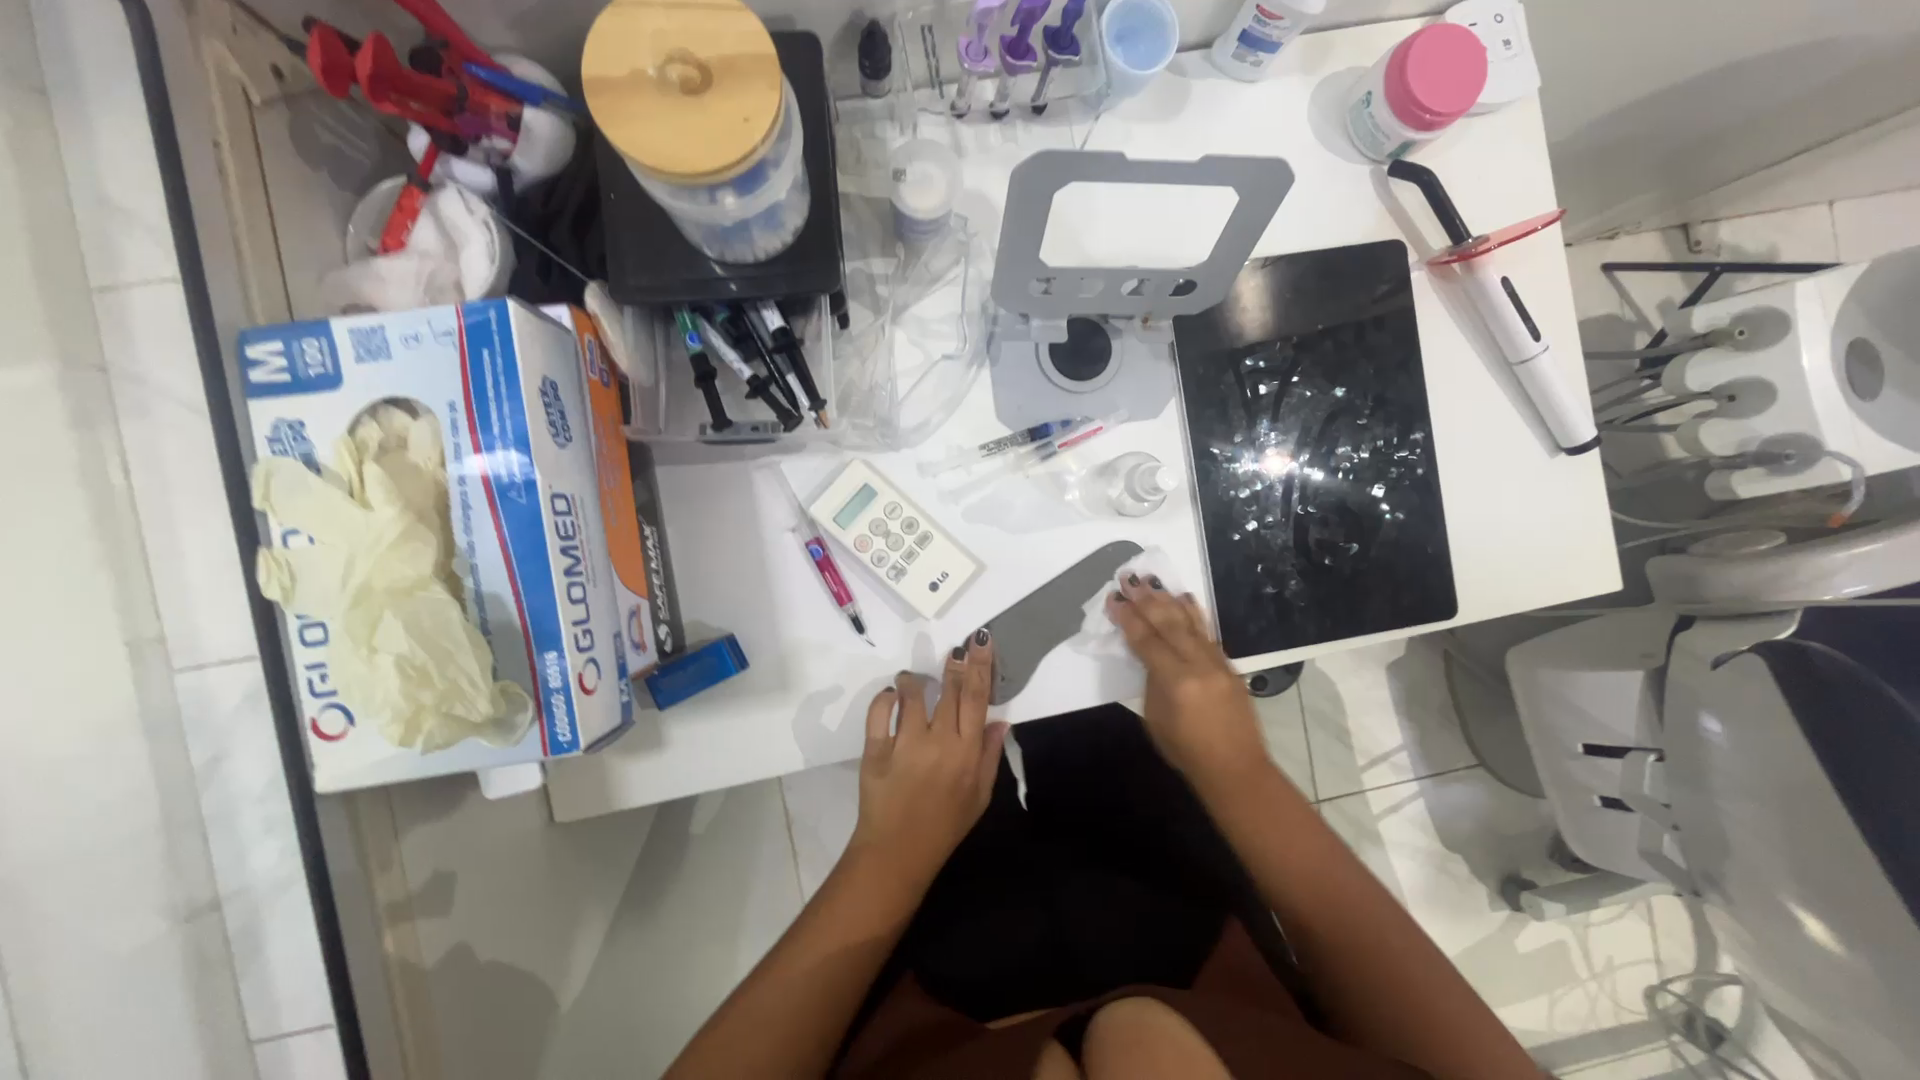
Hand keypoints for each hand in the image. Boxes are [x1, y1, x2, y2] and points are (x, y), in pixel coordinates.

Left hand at [847, 631, 1008, 887]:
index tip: (980, 640)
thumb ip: (990, 756)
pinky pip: (880, 712)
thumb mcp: (980, 796)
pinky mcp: (876, 750)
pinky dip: (886, 697)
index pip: (977, 697)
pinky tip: (891, 695)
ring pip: (913, 694)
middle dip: (954, 663)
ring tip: (913, 678)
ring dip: (915, 679)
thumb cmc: (945, 825)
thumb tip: (1000, 721)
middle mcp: (939, 741)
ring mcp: (906, 744)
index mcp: (968, 752)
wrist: (899, 851)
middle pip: (949, 689)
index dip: (980, 665)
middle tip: (954, 650)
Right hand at [1105, 574, 1267, 794]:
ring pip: (1190, 622)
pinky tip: (1184, 598)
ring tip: (1152, 581)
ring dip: (1168, 600)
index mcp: (1175, 682)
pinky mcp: (1228, 666)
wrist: (1235, 769)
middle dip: (1146, 600)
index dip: (1128, 618)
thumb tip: (1150, 657)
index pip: (1146, 641)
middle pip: (1168, 624)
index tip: (1114, 598)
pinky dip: (1193, 613)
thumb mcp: (1155, 719)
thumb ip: (1152, 682)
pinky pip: (1207, 633)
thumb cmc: (1186, 752)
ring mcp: (1217, 663)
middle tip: (1128, 579)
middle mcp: (1198, 665)